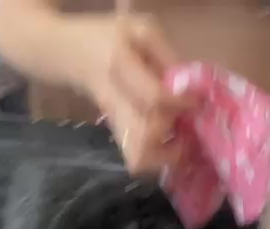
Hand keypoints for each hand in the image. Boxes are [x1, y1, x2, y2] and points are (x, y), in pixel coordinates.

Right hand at [70, 13, 188, 175]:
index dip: (180, 104)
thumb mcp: (141, 29)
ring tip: (181, 142)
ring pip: (137, 157)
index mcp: (118, 66)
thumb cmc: (112, 37)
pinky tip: (170, 144)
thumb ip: (165, 56)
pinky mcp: (116, 136)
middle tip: (189, 126)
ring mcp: (113, 123)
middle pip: (144, 136)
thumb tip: (188, 88)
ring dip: (165, 157)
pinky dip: (157, 159)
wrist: (74, 53)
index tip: (195, 101)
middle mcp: (113, 101)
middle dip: (174, 137)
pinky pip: (136, 158)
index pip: (153, 98)